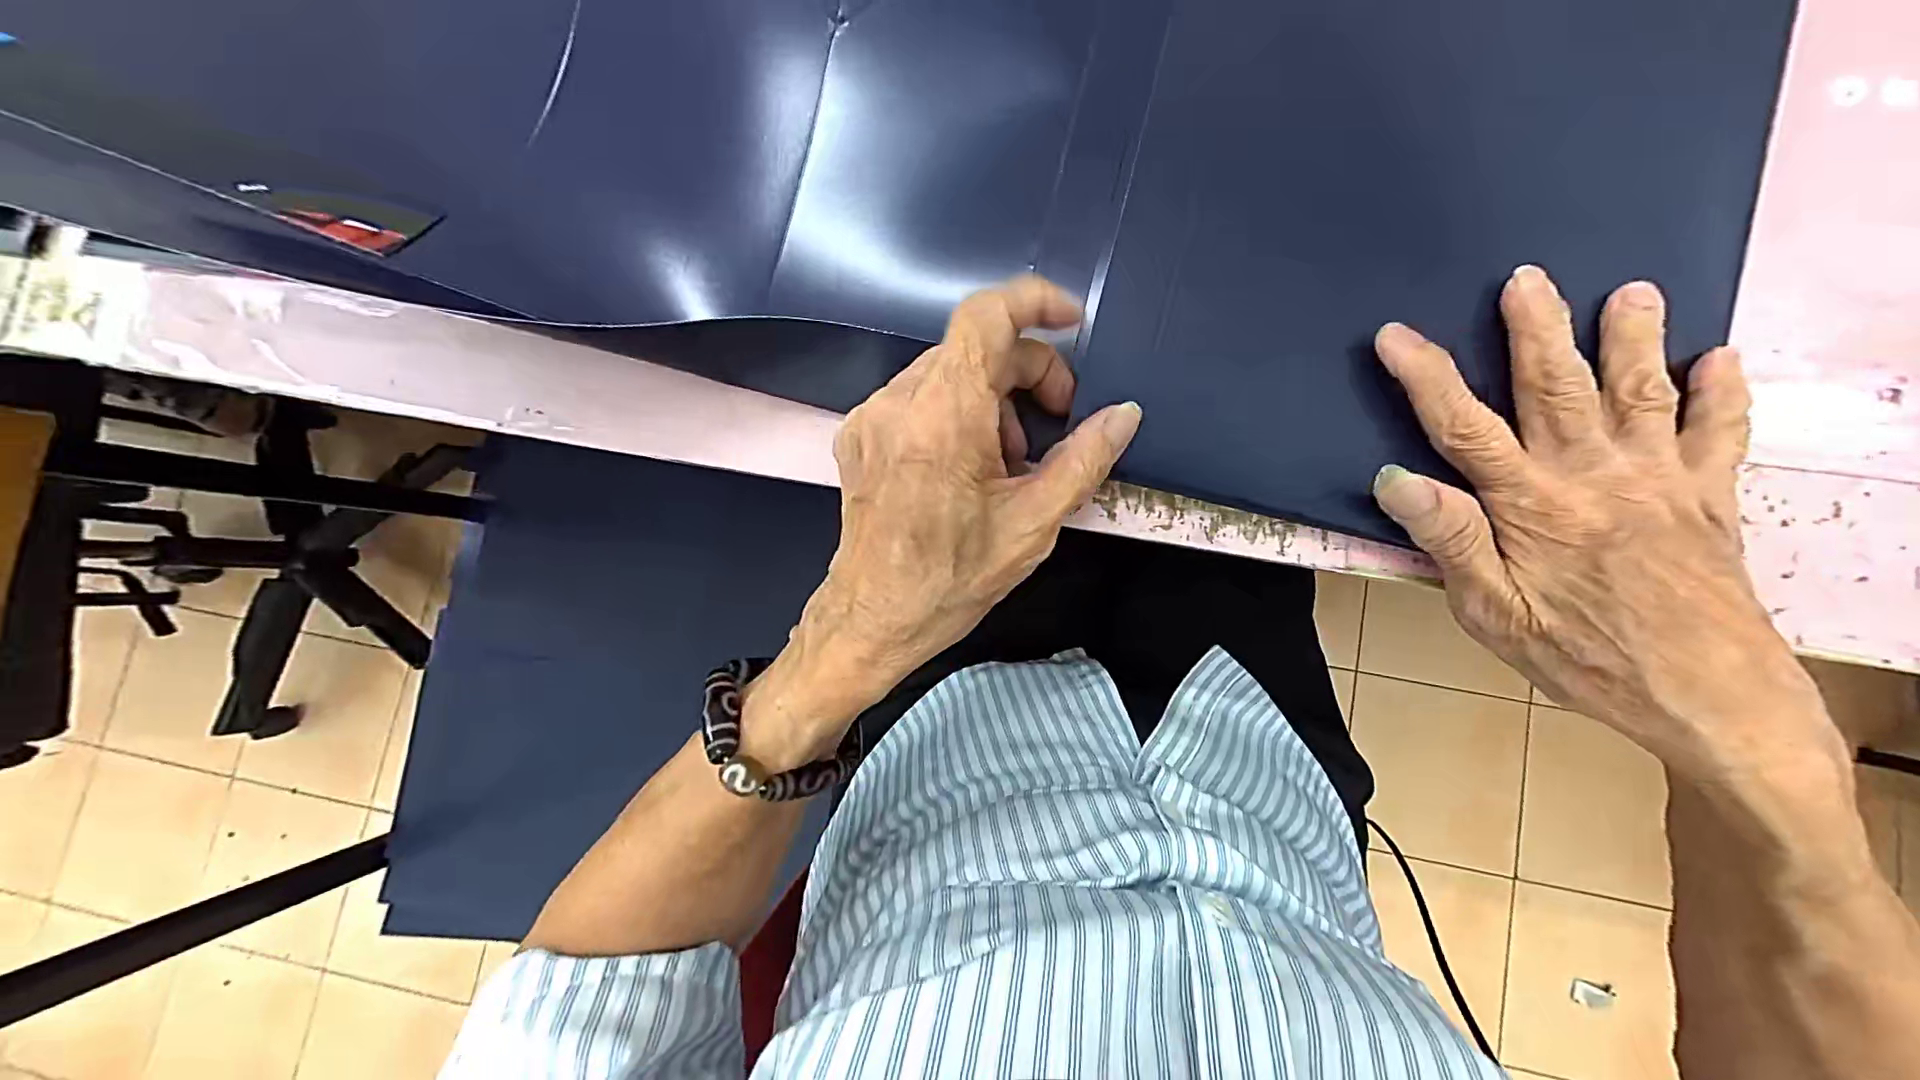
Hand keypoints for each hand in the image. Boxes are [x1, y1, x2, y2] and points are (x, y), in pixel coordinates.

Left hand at [746, 276, 1140, 767]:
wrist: (874, 617)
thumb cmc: (953, 579)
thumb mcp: (1033, 523)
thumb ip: (1084, 459)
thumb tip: (1124, 415)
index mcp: (945, 417)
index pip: (986, 317)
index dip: (1035, 302)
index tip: (1072, 322)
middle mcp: (900, 402)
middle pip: (976, 349)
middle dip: (1027, 376)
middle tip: (1053, 429)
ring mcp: (872, 416)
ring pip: (949, 373)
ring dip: (991, 402)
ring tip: (1005, 465)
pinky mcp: (858, 433)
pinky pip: (920, 397)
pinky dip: (956, 414)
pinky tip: (965, 468)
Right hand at [1371, 265, 1840, 789]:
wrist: (1713, 701)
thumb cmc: (1582, 656)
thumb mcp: (1491, 611)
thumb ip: (1450, 539)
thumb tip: (1398, 480)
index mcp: (1531, 506)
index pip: (1463, 427)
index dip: (1425, 378)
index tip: (1394, 336)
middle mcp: (1595, 478)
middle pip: (1558, 389)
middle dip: (1537, 332)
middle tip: (1528, 279)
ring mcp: (1661, 482)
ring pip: (1640, 395)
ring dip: (1634, 340)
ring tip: (1632, 292)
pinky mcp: (1711, 501)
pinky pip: (1718, 435)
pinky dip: (1720, 394)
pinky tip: (1719, 359)